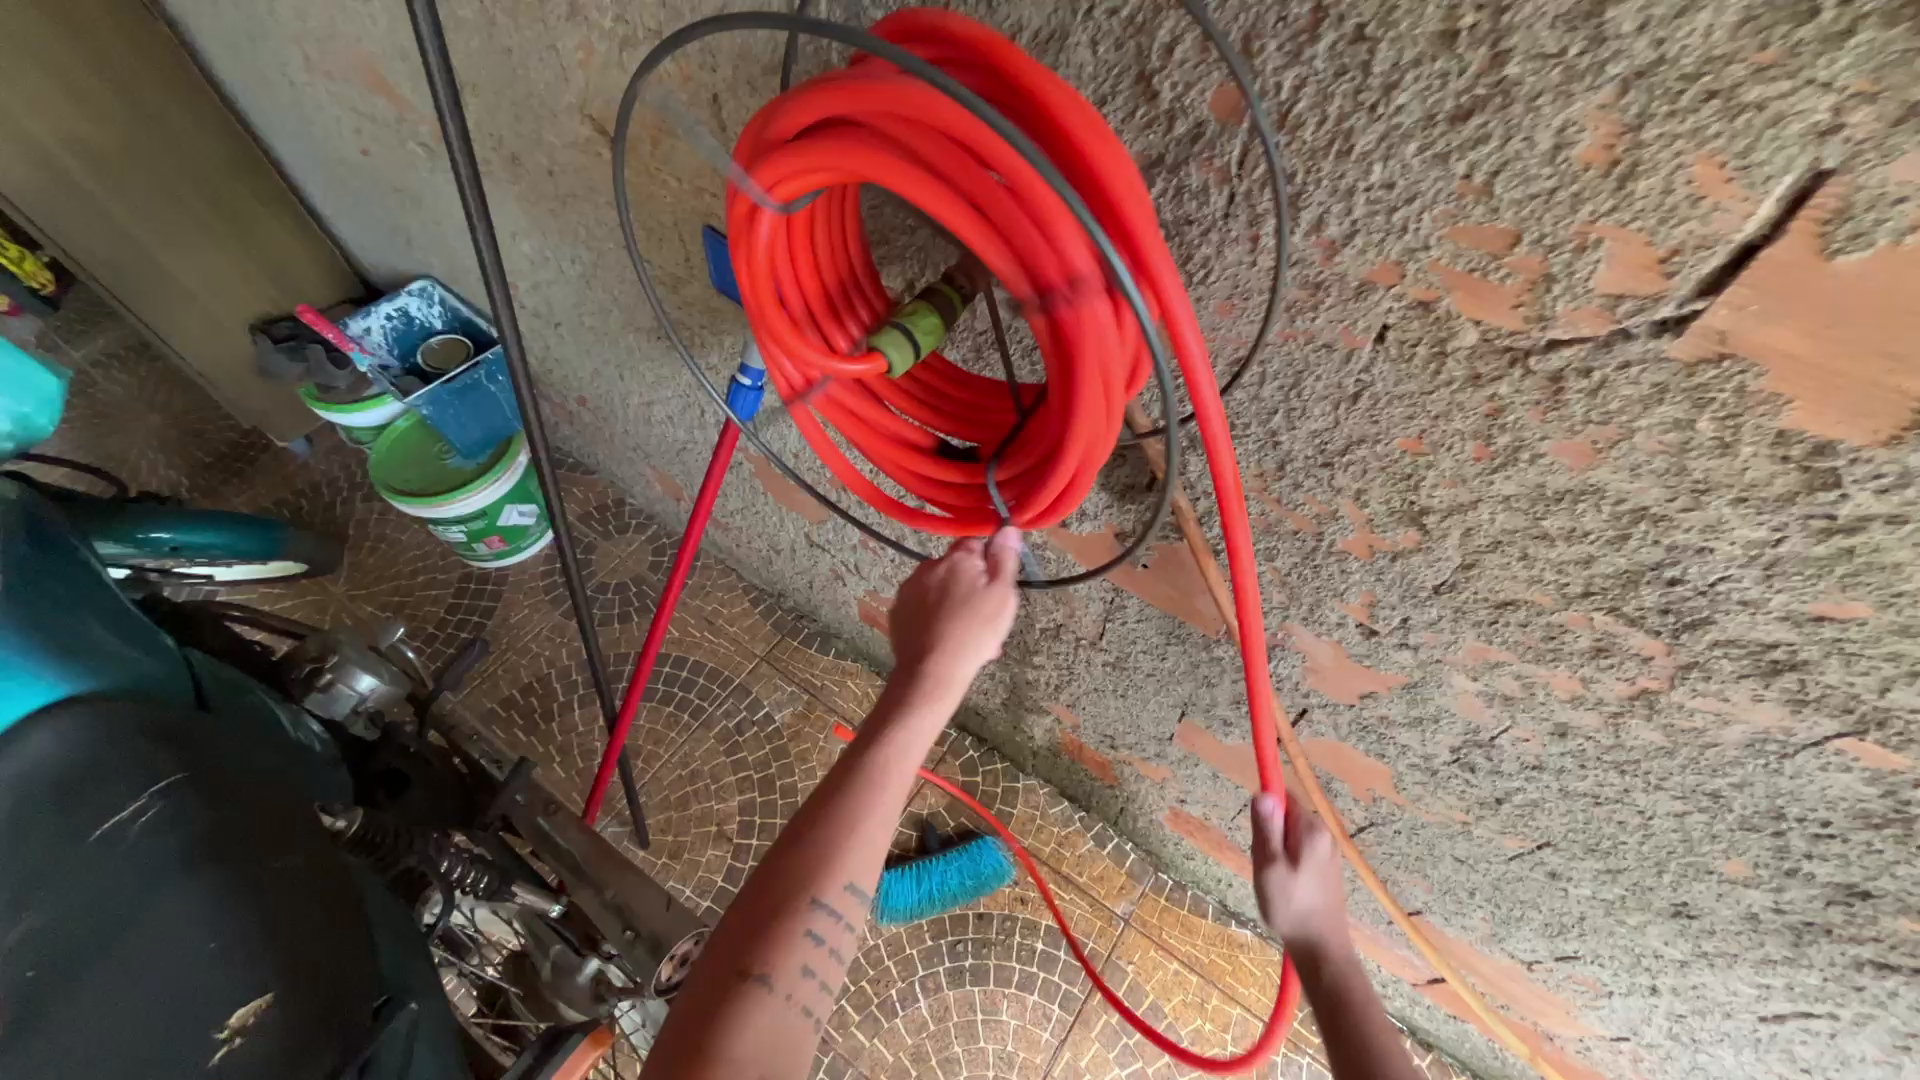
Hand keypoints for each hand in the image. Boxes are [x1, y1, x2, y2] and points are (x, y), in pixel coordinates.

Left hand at [887, 528, 1021, 684]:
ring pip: (938, 588)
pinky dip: (933, 616)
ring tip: (965, 634)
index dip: (988, 563)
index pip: (975, 543)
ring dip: (952, 602)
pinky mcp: (898, 610)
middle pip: (956, 567)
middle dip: (970, 586)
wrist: (932, 671)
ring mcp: (909, 588)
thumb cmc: (974, 632)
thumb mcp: (1002, 595)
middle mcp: (929, 565)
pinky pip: (921, 606)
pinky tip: (943, 638)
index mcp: (957, 558)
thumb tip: (1008, 528)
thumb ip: (1005, 558)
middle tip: (984, 617)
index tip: (995, 587)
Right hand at [1251, 793, 1348, 962]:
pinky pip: (1299, 854)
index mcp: (1312, 830)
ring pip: (1291, 838)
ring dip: (1276, 852)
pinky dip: (1286, 864)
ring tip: (1272, 880)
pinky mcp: (1326, 871)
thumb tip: (1263, 792)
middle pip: (1286, 818)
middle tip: (1263, 863)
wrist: (1321, 950)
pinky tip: (1283, 888)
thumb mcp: (1269, 864)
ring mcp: (1327, 855)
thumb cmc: (1291, 906)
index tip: (1258, 836)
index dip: (1265, 810)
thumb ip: (1266, 827)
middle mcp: (1324, 836)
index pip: (1284, 797)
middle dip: (1269, 835)